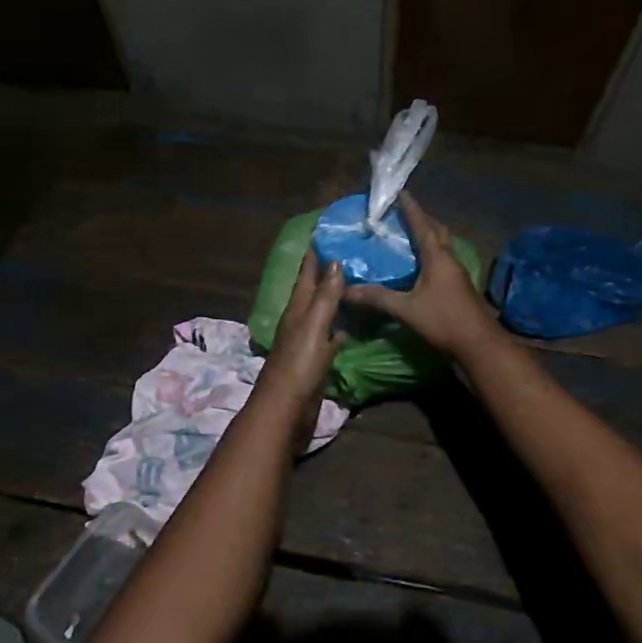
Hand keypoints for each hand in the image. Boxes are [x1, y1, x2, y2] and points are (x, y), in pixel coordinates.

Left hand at [255, 251, 346, 410]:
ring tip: (356, 280)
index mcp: (296, 310)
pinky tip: (352, 325)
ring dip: (335, 298)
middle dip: (327, 272)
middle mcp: (300, 322)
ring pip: (323, 313)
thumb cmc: (298, 367)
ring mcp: (307, 343)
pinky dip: (341, 328)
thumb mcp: (312, 327)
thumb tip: (335, 261)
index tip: (326, 230)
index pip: (306, 274)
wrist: (285, 412)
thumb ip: (324, 297)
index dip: (314, 254)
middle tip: (350, 251)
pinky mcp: (316, 362)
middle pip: (314, 291)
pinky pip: (330, 337)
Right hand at [345, 193, 499, 358]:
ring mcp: (456, 273)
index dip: (410, 208)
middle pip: (436, 230)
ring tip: (409, 233)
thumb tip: (346, 290)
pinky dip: (430, 253)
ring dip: (428, 234)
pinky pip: (442, 259)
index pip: (422, 225)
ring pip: (442, 245)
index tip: (400, 191)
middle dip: (421, 218)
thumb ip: (377, 298)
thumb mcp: (407, 309)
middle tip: (402, 211)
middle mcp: (449, 259)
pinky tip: (419, 263)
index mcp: (437, 257)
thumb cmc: (444, 321)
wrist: (479, 345)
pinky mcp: (458, 286)